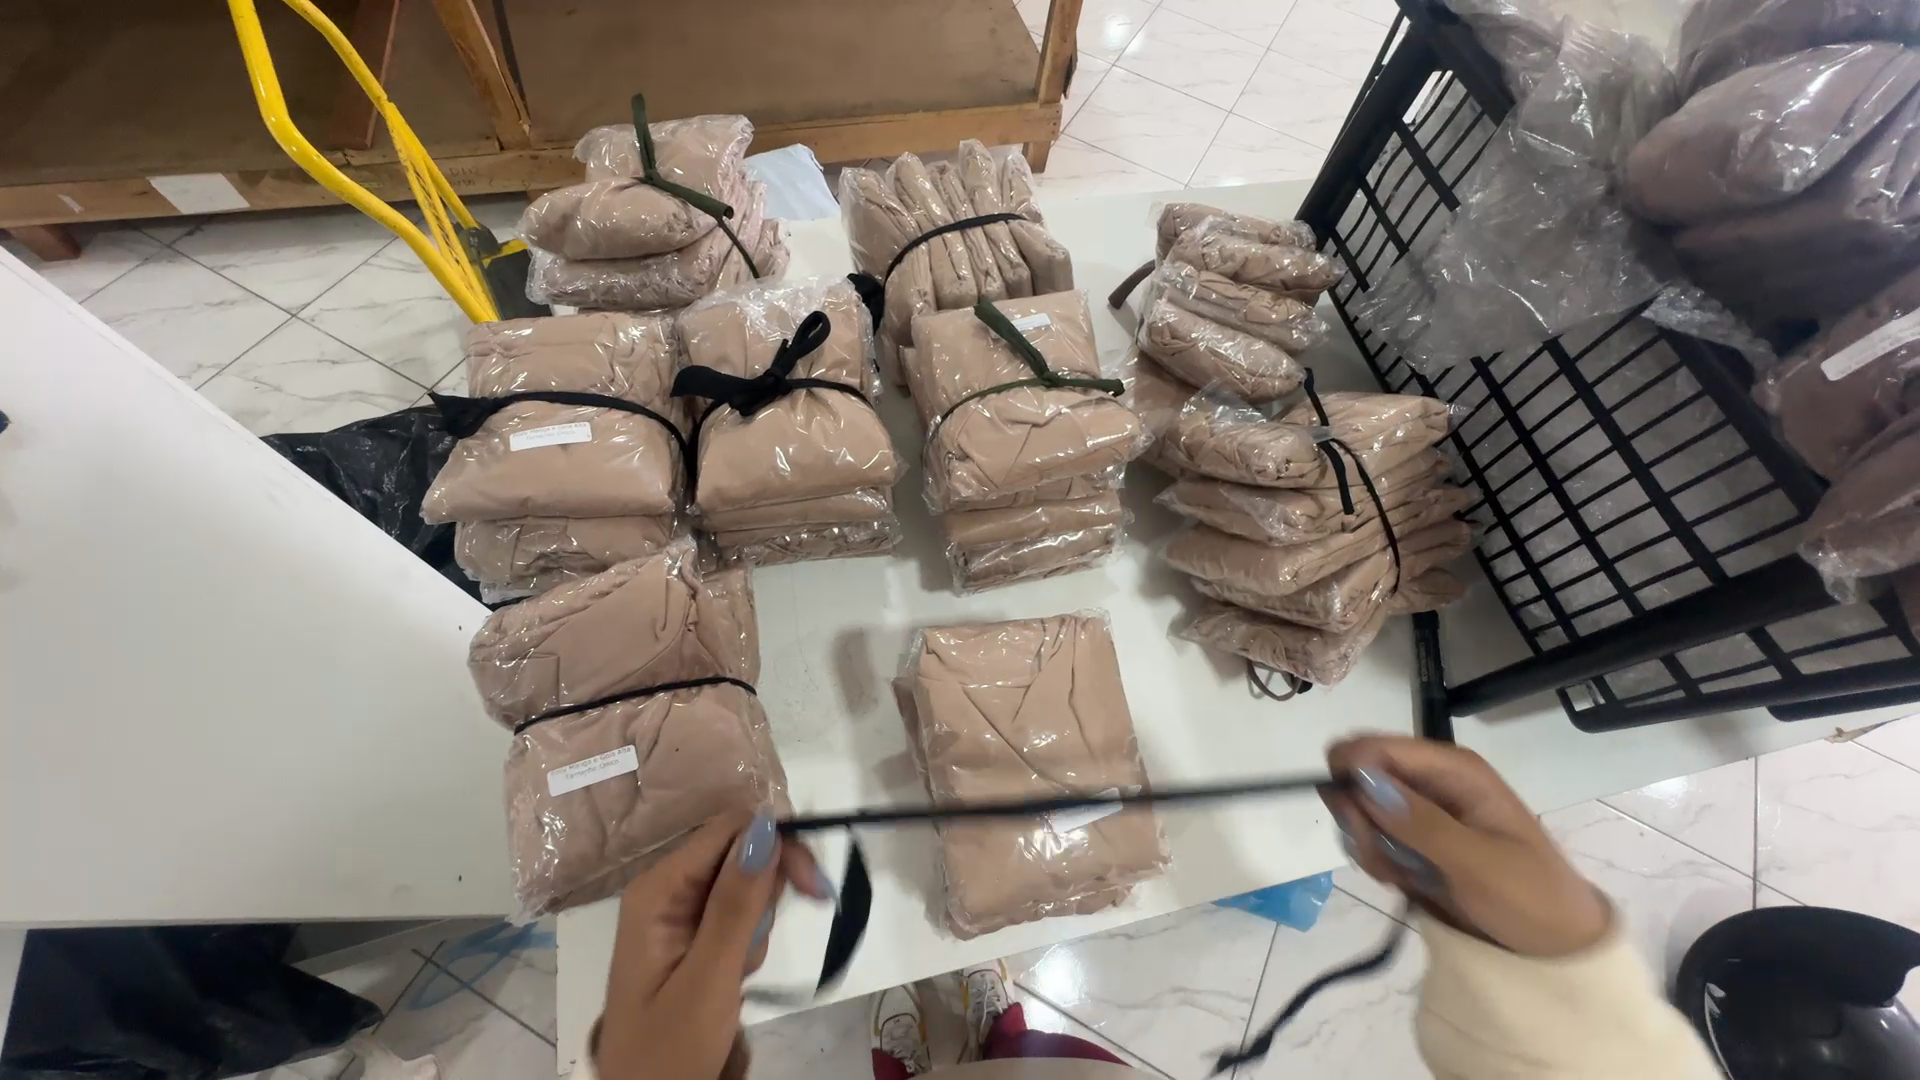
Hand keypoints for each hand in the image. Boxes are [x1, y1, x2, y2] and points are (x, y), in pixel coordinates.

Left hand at [593, 807, 832, 1079]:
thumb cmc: (670, 1051)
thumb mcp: (709, 979)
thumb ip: (737, 901)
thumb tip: (767, 823)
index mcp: (658, 887)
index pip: (730, 829)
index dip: (778, 843)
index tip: (815, 883)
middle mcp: (667, 885)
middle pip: (741, 848)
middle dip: (771, 886)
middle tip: (787, 928)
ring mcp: (678, 907)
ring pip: (746, 877)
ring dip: (762, 915)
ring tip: (744, 966)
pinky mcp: (693, 928)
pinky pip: (738, 907)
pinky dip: (752, 933)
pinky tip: (739, 968)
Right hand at [1321, 735, 1610, 957]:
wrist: (1556, 946)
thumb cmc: (1530, 898)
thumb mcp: (1479, 864)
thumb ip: (1420, 822)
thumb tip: (1363, 781)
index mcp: (1452, 769)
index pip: (1375, 746)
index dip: (1351, 774)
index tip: (1355, 821)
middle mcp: (1429, 778)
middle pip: (1356, 774)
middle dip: (1357, 817)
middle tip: (1379, 855)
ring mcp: (1416, 805)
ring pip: (1355, 806)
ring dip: (1365, 842)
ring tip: (1399, 875)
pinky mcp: (1407, 832)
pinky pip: (1364, 832)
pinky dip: (1372, 857)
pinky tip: (1400, 879)